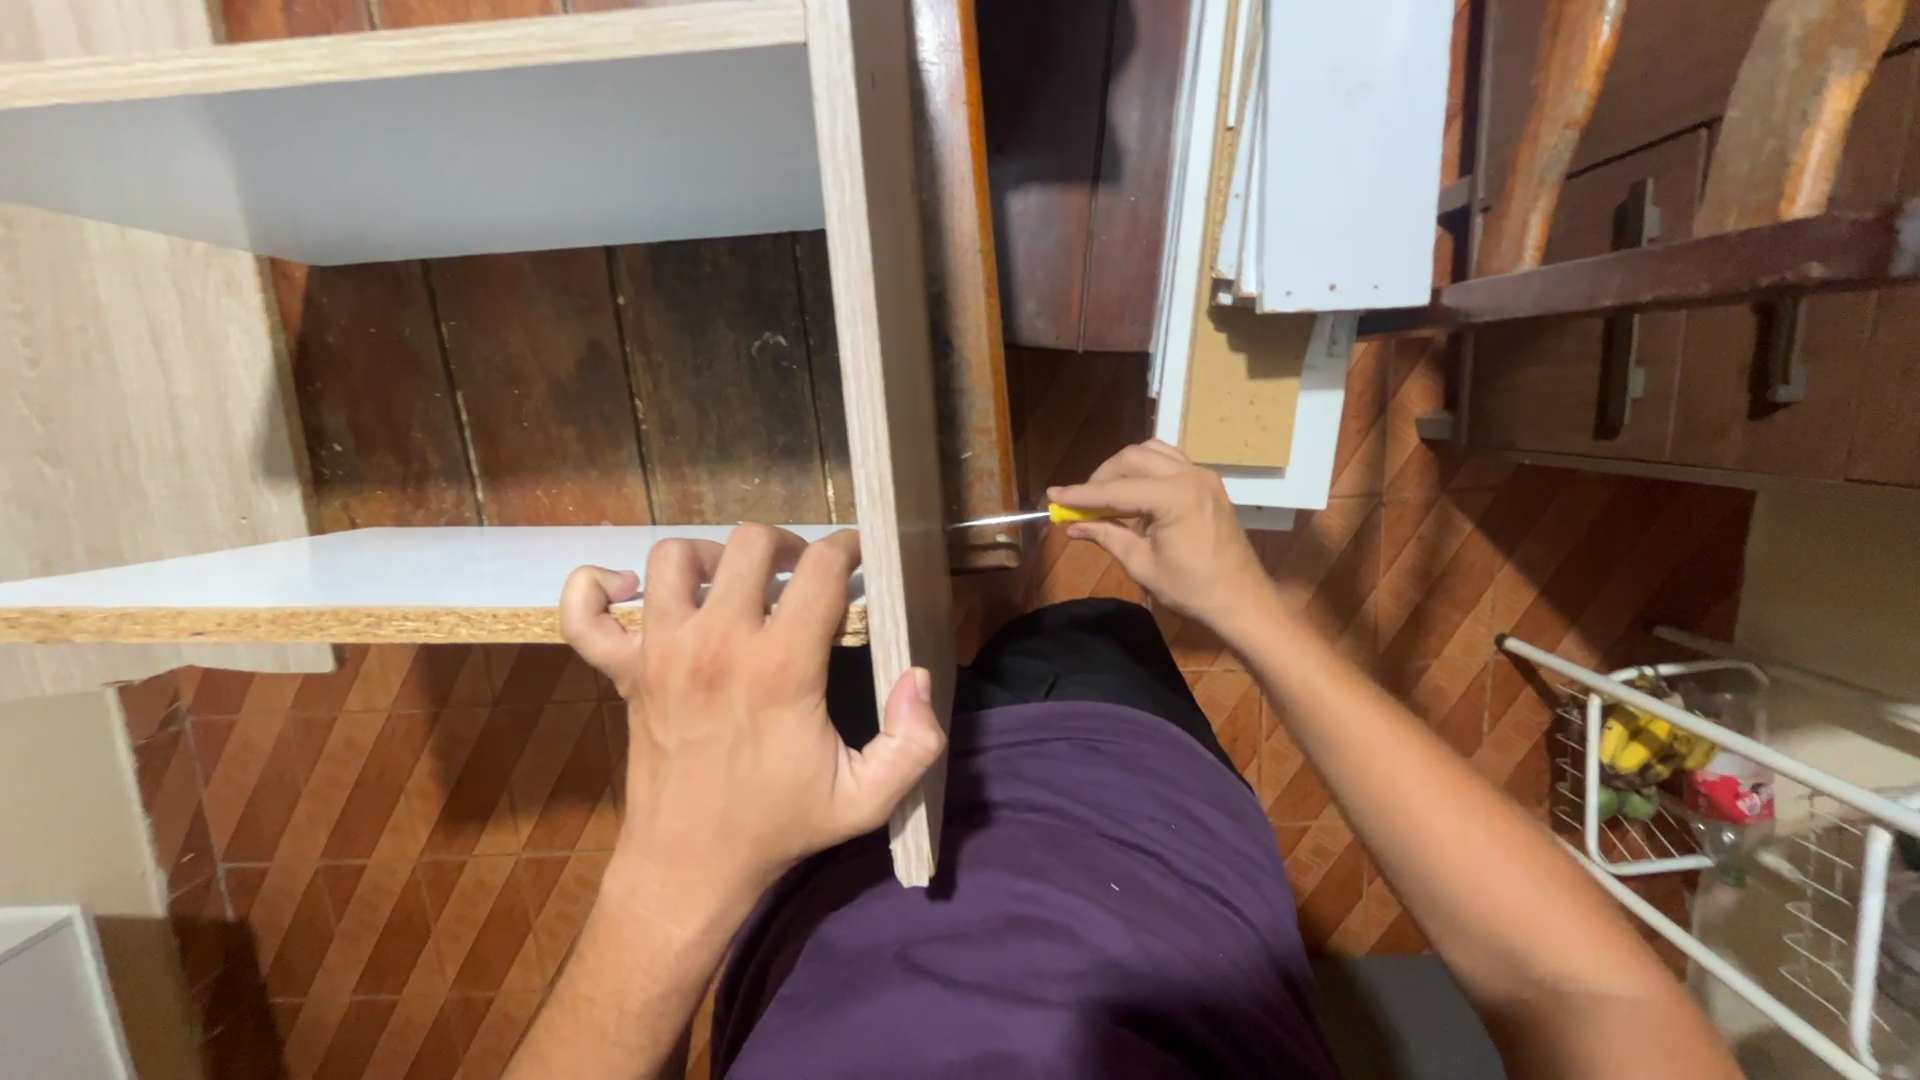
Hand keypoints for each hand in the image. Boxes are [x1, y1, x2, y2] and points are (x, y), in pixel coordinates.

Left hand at [558, 525, 945, 903]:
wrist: (690, 866)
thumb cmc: (779, 825)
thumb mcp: (867, 799)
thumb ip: (913, 742)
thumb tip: (918, 677)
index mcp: (780, 668)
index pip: (821, 569)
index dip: (849, 548)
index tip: (860, 555)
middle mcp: (716, 645)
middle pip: (750, 543)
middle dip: (788, 545)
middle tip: (804, 573)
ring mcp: (660, 654)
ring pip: (673, 557)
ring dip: (712, 556)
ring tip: (737, 582)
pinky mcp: (621, 672)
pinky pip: (582, 611)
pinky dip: (595, 586)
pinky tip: (629, 588)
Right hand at [1048, 440, 1272, 625]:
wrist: (1242, 600)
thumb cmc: (1192, 589)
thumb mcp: (1142, 564)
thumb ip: (1107, 536)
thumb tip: (1073, 526)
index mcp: (1174, 497)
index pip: (1116, 489)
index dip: (1081, 495)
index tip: (1052, 496)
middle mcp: (1190, 476)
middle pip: (1132, 458)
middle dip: (1101, 477)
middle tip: (1081, 503)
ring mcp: (1203, 476)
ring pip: (1151, 452)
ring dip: (1123, 468)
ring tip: (1106, 495)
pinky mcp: (1208, 483)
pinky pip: (1170, 461)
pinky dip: (1146, 470)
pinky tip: (1134, 494)